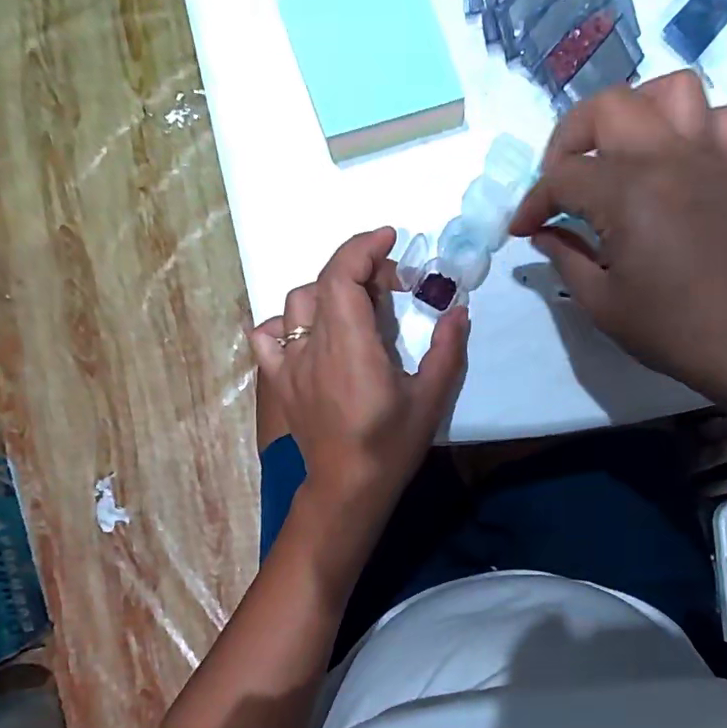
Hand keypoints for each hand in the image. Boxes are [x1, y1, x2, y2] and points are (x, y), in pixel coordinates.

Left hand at [250, 228, 469, 513]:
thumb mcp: (431, 398)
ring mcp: (290, 364)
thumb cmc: (391, 445)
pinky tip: (309, 334)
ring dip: (328, 291)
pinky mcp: (280, 382)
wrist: (347, 488)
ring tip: (356, 308)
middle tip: (392, 286)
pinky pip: (267, 338)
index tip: (391, 239)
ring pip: (296, 304)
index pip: (341, 275)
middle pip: (323, 283)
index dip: (363, 247)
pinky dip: (285, 324)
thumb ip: (447, 349)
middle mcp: (313, 346)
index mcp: (350, 345)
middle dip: (359, 268)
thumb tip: (459, 309)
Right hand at [508, 72, 726, 407]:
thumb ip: (564, 256)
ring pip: (671, 90)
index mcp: (628, 194)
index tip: (522, 229)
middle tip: (559, 182)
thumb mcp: (598, 301)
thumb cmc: (667, 327)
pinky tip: (671, 158)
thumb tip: (542, 232)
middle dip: (569, 138)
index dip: (533, 202)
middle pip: (608, 106)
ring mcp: (707, 158)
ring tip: (615, 151)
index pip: (562, 176)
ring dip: (633, 111)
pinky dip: (692, 125)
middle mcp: (667, 159)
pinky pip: (720, 117)